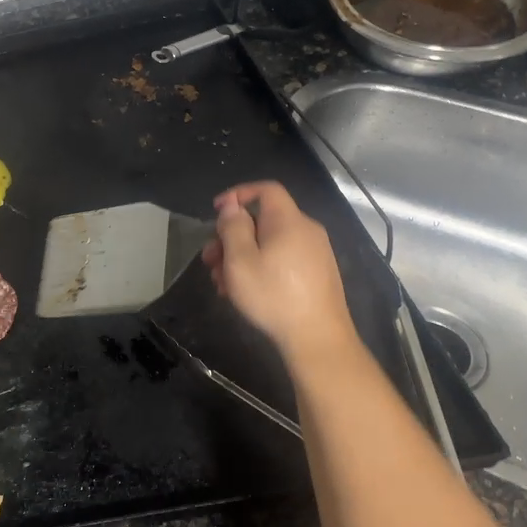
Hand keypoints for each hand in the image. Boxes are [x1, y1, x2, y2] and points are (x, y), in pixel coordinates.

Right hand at [199, 181, 357, 359]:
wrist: (316, 336)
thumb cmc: (273, 295)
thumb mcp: (240, 260)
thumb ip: (233, 228)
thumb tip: (232, 206)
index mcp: (288, 222)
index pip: (266, 190)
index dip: (238, 194)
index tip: (215, 211)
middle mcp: (306, 231)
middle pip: (263, 220)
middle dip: (231, 236)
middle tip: (209, 259)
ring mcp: (314, 252)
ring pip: (269, 242)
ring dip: (240, 256)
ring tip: (221, 282)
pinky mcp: (316, 272)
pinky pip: (281, 258)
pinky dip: (258, 266)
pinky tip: (244, 291)